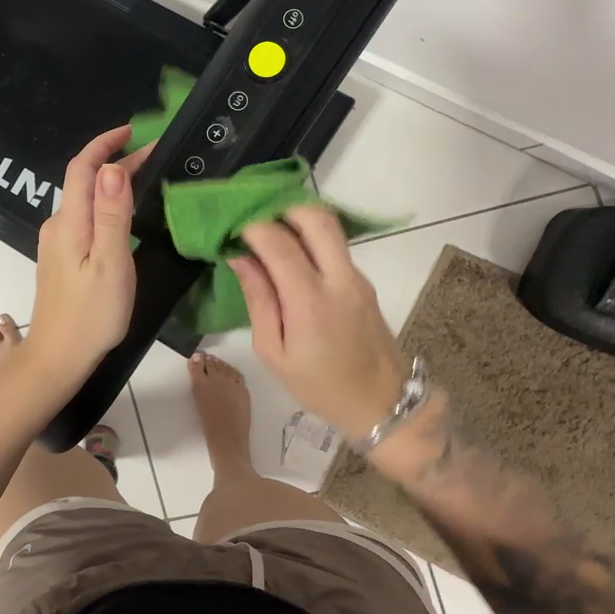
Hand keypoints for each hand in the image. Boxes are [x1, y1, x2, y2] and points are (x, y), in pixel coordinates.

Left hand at [24, 125, 149, 381]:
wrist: (58, 357)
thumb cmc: (90, 314)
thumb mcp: (110, 263)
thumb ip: (112, 215)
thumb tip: (114, 168)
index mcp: (69, 222)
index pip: (81, 168)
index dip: (104, 144)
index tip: (132, 131)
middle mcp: (58, 226)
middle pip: (84, 182)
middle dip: (116, 162)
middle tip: (156, 156)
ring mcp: (57, 243)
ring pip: (85, 201)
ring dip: (112, 184)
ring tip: (148, 179)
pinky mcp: (61, 259)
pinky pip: (84, 219)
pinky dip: (107, 206)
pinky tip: (127, 216)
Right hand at [228, 208, 406, 440]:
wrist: (383, 403)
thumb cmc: (319, 385)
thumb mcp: (274, 352)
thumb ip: (258, 301)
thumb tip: (240, 259)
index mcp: (310, 302)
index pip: (278, 243)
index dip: (252, 229)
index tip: (231, 232)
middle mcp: (338, 280)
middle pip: (316, 219)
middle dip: (282, 210)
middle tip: (254, 223)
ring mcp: (356, 278)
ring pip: (328, 229)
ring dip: (296, 223)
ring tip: (267, 238)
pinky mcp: (363, 282)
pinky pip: (334, 247)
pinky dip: (309, 241)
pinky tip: (289, 259)